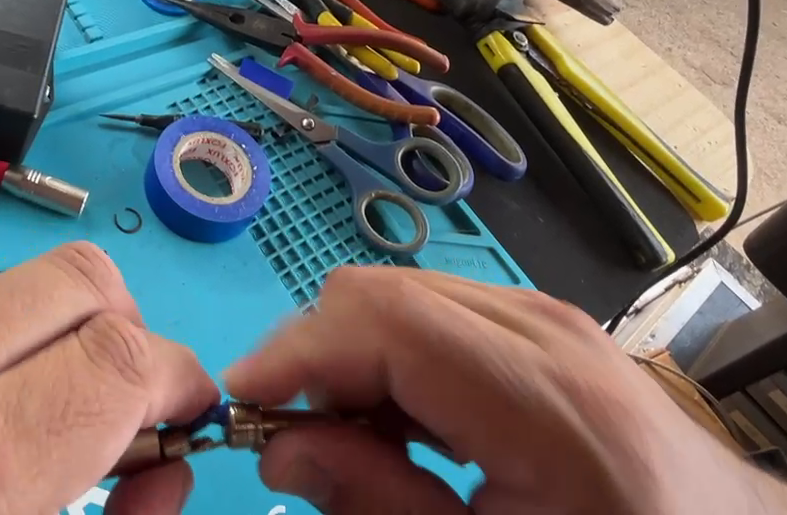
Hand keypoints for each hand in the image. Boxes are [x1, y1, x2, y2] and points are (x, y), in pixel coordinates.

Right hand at [225, 267, 786, 513]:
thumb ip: (379, 507)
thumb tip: (282, 448)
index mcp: (545, 397)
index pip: (388, 320)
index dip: (299, 350)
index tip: (242, 404)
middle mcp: (538, 326)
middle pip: (380, 294)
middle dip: (315, 357)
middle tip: (298, 443)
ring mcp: (540, 313)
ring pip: (394, 297)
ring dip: (348, 360)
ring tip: (356, 446)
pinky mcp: (535, 321)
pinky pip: (428, 314)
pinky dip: (389, 360)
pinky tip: (407, 428)